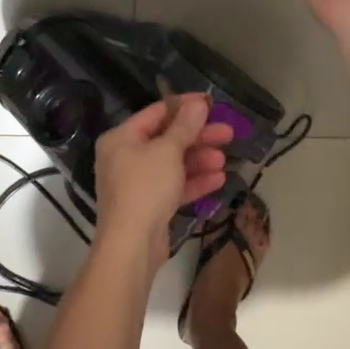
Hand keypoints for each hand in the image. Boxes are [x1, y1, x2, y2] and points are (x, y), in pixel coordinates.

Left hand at [94, 93, 234, 245]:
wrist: (132, 244)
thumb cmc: (145, 188)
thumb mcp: (167, 152)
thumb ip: (185, 127)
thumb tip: (198, 104)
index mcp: (121, 138)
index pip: (156, 113)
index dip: (184, 106)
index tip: (210, 103)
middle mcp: (125, 157)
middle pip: (167, 139)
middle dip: (198, 137)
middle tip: (228, 132)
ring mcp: (137, 183)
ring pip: (173, 164)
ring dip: (199, 160)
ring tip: (223, 159)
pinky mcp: (149, 205)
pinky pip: (174, 186)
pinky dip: (194, 181)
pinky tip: (219, 179)